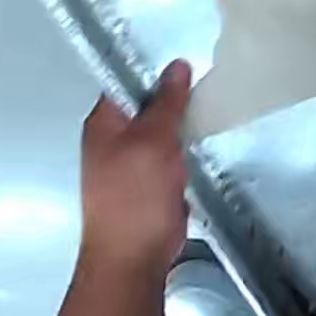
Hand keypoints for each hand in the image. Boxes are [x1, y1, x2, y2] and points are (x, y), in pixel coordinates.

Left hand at [77, 60, 192, 276]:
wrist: (134, 259)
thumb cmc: (136, 195)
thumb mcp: (153, 140)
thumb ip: (166, 102)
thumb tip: (177, 65)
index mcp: (104, 122)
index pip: (125, 80)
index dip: (153, 67)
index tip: (185, 55)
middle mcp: (114, 138)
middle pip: (145, 104)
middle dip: (173, 94)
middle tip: (206, 75)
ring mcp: (133, 161)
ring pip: (161, 129)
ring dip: (182, 120)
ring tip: (212, 98)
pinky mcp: (152, 180)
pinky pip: (171, 152)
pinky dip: (186, 145)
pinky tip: (207, 134)